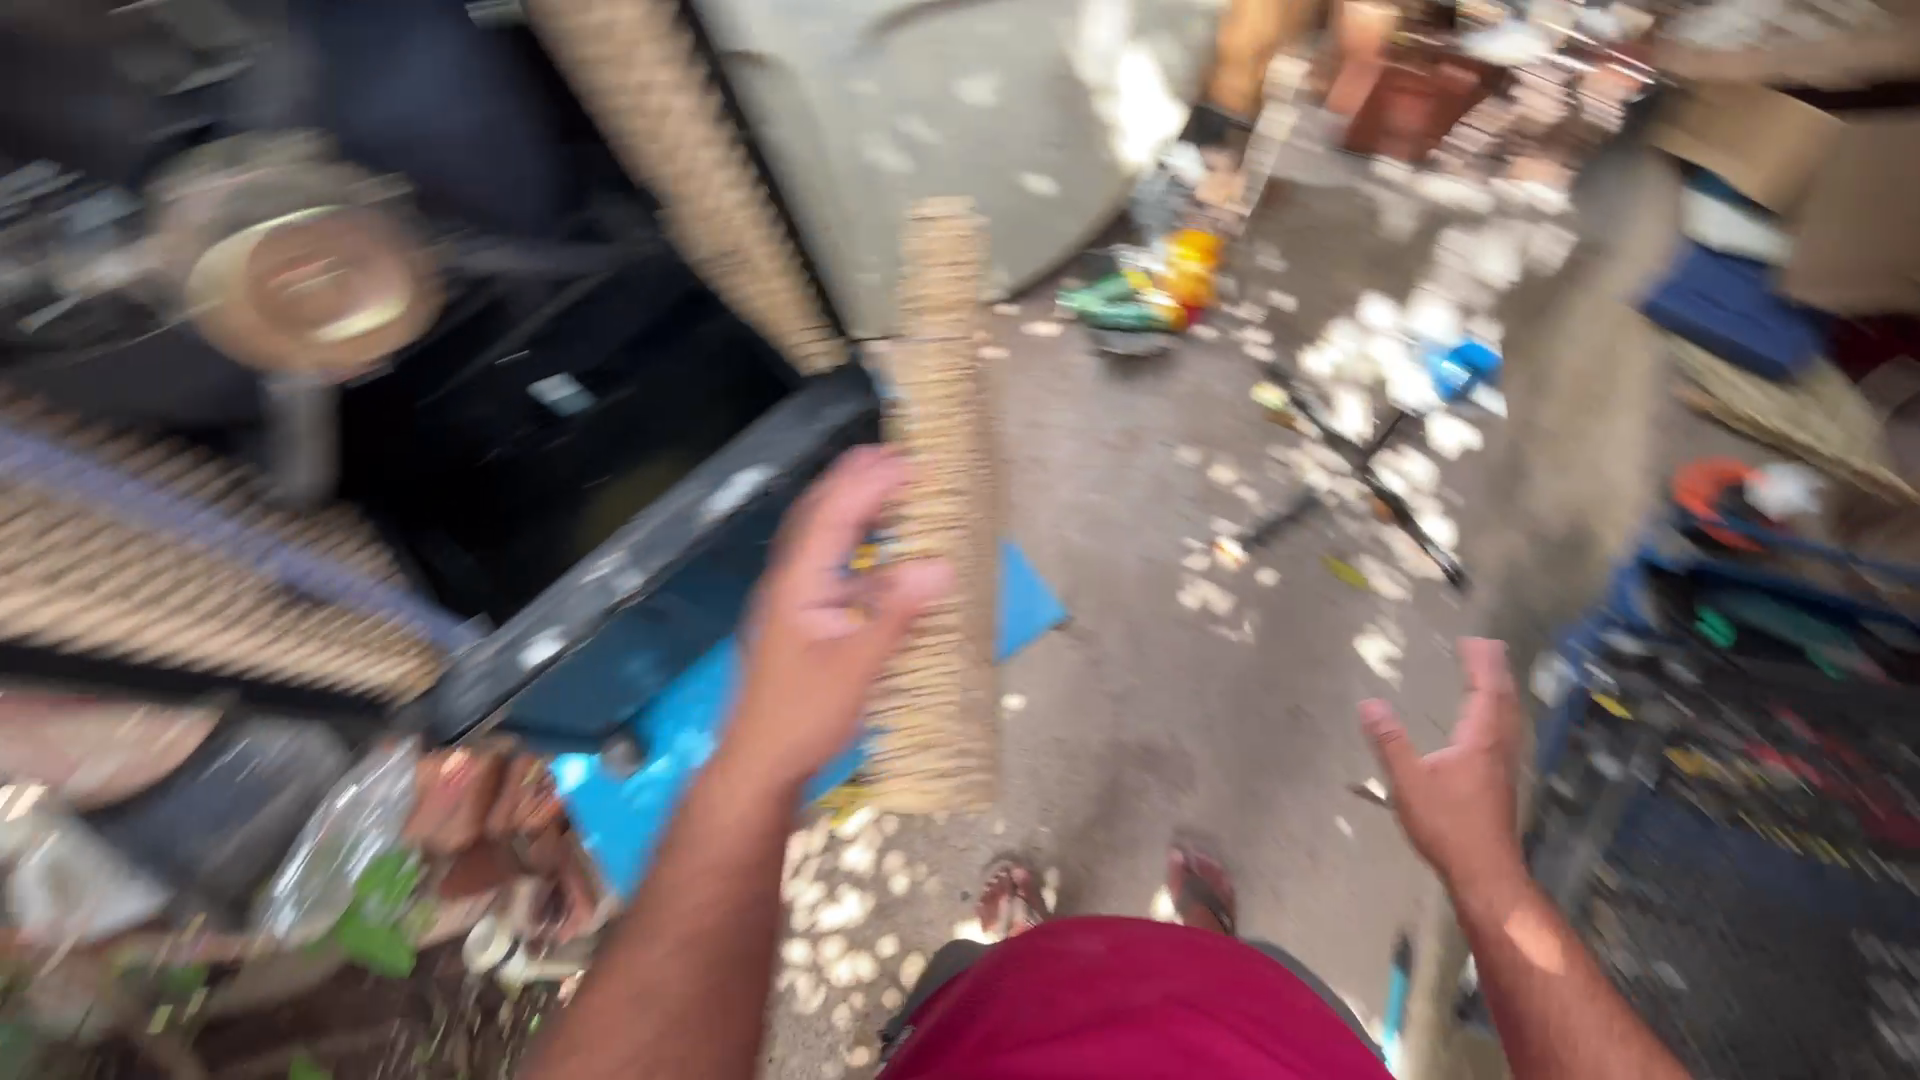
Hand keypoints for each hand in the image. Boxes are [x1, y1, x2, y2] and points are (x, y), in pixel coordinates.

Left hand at [718, 446, 951, 788]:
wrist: (758, 764)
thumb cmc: (801, 718)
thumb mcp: (854, 669)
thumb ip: (894, 616)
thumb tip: (939, 566)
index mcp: (797, 584)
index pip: (833, 517)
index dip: (869, 484)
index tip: (908, 461)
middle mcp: (790, 582)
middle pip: (819, 516)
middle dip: (854, 481)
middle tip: (895, 456)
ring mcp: (792, 601)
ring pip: (822, 540)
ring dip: (853, 508)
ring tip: (888, 487)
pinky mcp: (801, 621)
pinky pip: (830, 567)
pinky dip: (856, 546)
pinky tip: (879, 556)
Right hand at [1359, 638, 1525, 889]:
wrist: (1484, 872)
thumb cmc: (1447, 825)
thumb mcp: (1409, 782)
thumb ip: (1390, 742)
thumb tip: (1369, 703)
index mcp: (1478, 743)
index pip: (1485, 694)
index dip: (1482, 666)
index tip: (1476, 640)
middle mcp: (1497, 750)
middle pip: (1504, 703)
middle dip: (1496, 673)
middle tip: (1489, 648)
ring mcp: (1502, 769)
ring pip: (1509, 721)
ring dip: (1501, 694)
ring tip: (1492, 677)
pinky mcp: (1499, 784)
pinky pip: (1505, 735)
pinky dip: (1500, 716)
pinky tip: (1490, 726)